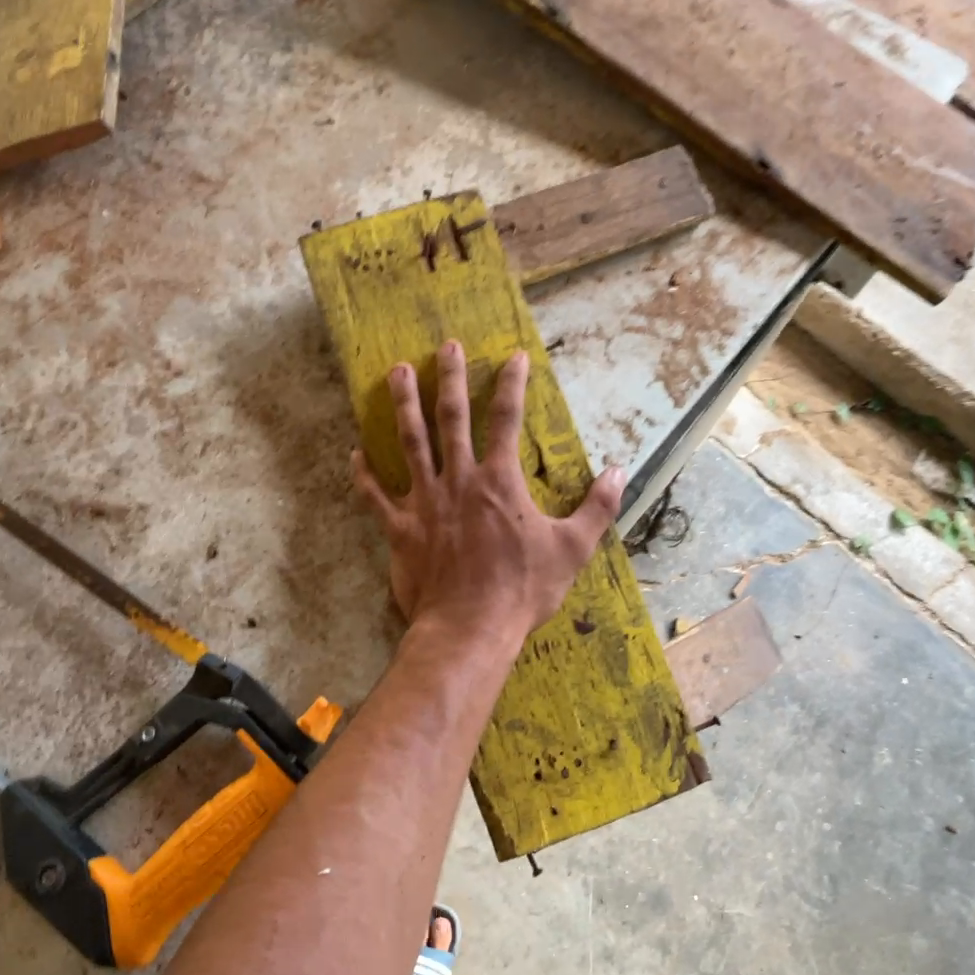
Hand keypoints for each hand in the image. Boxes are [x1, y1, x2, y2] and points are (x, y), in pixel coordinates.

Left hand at [351, 341, 626, 654]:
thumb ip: (599, 508)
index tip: (514, 356)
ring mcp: (424, 502)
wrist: (469, 628)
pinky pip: (375, 496)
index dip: (512, 384)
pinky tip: (354, 453)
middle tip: (446, 346)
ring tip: (396, 372)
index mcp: (499, 480)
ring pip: (411, 442)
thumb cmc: (523, 590)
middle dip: (450, 377)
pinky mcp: (399, 529)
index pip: (507, 419)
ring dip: (404, 405)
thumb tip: (620, 471)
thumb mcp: (573, 549)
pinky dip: (363, 474)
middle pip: (453, 417)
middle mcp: (458, 480)